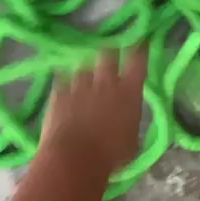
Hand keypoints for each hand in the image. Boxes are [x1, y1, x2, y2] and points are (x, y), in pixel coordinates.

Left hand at [40, 49, 148, 174]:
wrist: (74, 160)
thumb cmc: (110, 156)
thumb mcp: (132, 140)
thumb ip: (131, 121)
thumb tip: (129, 116)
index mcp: (129, 91)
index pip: (138, 59)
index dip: (140, 47)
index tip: (140, 40)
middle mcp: (106, 81)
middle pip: (108, 53)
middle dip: (108, 53)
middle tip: (108, 57)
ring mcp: (80, 85)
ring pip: (83, 65)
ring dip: (85, 69)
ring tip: (84, 74)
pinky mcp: (59, 92)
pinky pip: (62, 78)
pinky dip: (64, 80)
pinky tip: (63, 83)